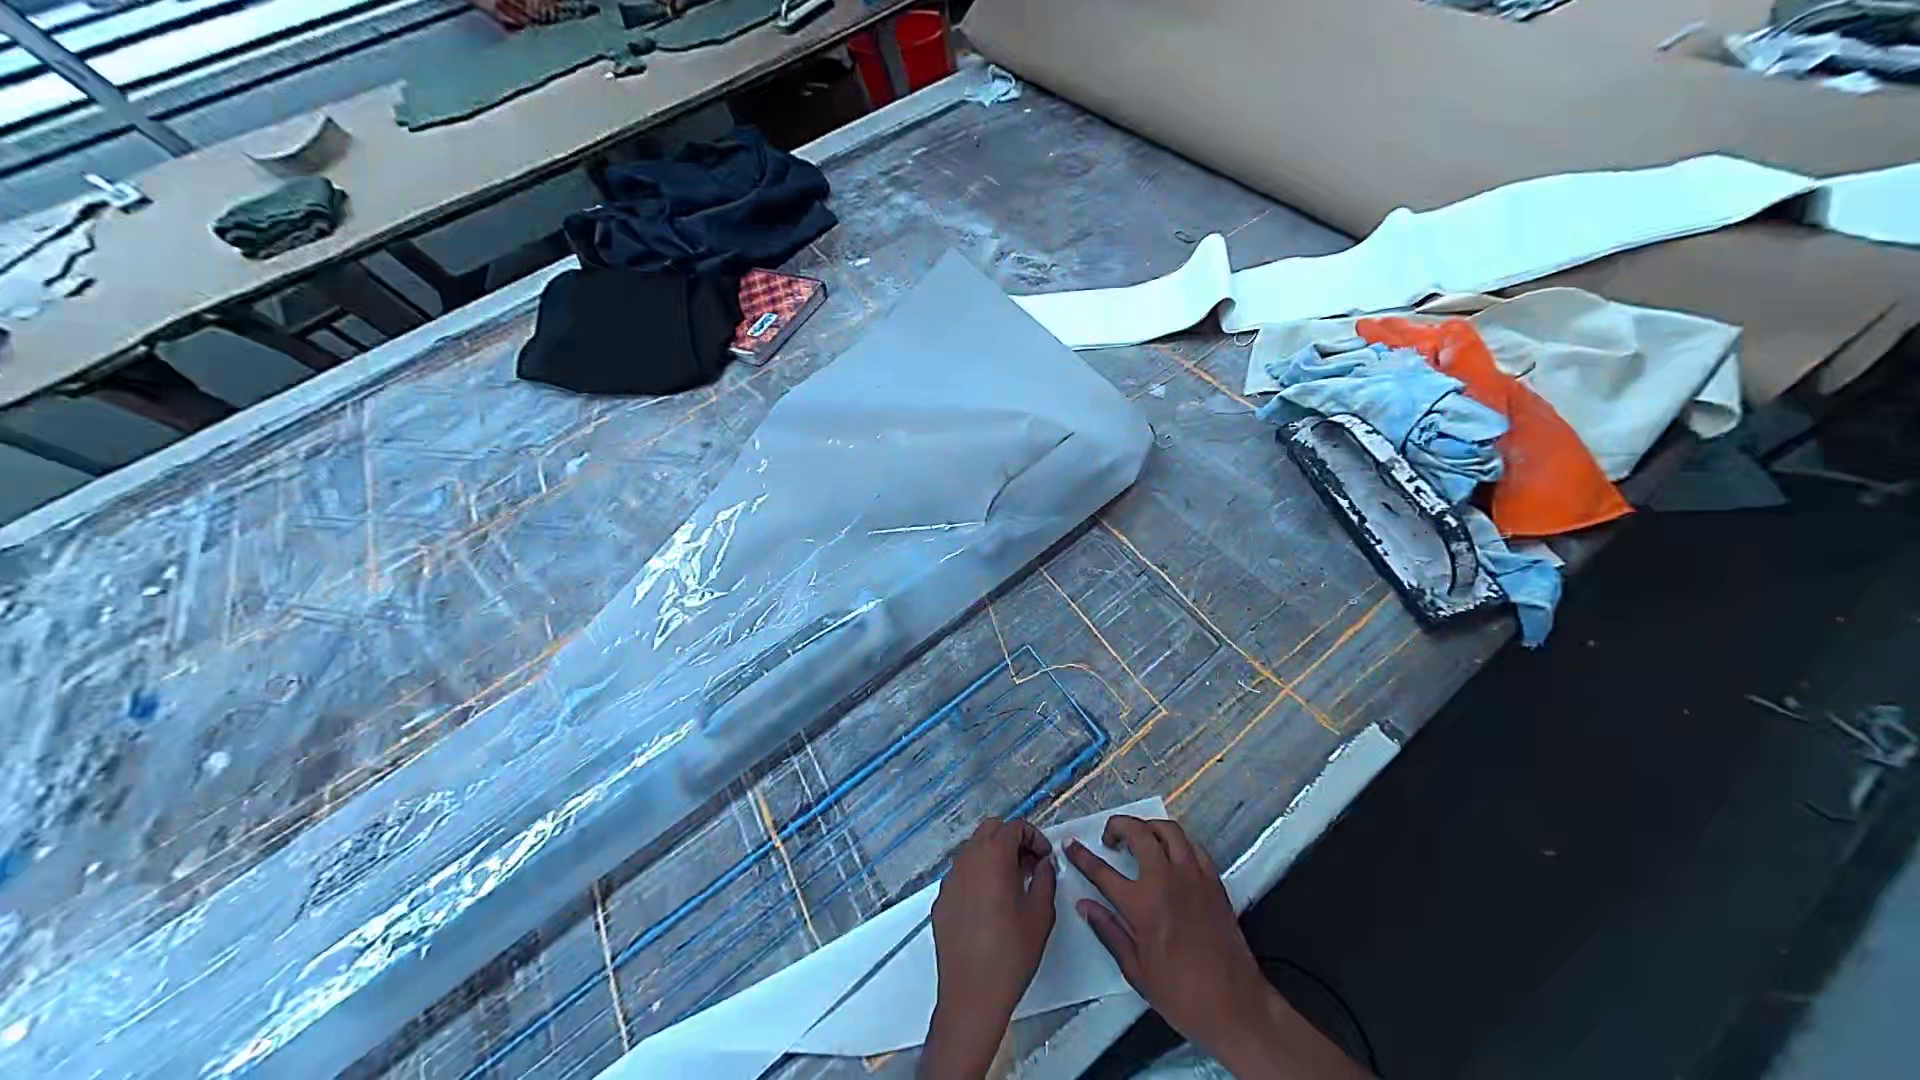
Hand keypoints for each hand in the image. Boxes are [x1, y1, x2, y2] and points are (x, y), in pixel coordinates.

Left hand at [922, 818, 1057, 1079]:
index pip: (1014, 826)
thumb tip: (1044, 864)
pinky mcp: (941, 899)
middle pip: (990, 830)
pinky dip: (978, 876)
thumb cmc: (1010, 954)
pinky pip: (962, 874)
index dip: (1034, 837)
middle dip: (1013, 840)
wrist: (972, 994)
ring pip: (974, 850)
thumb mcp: (1040, 914)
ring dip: (995, 856)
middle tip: (1031, 865)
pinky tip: (992, 904)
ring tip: (1014, 885)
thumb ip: (1045, 879)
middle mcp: (967, 861)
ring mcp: (950, 879)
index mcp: (993, 857)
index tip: (1045, 858)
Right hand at [1068, 817, 1372, 1078]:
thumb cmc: (1181, 995)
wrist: (1236, 1006)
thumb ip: (1108, 931)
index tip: (1070, 845)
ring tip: (1139, 838)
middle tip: (1109, 838)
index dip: (1082, 855)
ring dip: (1148, 827)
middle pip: (1138, 832)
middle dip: (1117, 826)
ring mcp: (1193, 877)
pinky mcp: (1214, 881)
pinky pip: (1193, 846)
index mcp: (1142, 904)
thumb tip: (1085, 906)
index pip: (1102, 871)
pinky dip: (1177, 842)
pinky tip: (1171, 855)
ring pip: (1168, 830)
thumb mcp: (1136, 971)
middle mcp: (1166, 880)